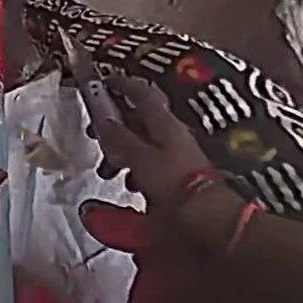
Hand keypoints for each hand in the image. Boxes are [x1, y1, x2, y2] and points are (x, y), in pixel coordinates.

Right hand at [92, 78, 214, 213]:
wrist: (208, 219)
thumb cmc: (172, 182)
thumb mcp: (138, 156)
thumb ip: (118, 136)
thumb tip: (100, 119)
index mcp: (163, 123)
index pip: (140, 93)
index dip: (121, 85)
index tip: (101, 83)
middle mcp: (170, 134)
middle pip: (137, 119)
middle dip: (113, 126)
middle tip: (94, 134)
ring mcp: (174, 154)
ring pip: (140, 142)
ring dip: (120, 151)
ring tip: (108, 169)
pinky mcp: (175, 174)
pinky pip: (147, 162)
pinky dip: (133, 168)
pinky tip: (128, 183)